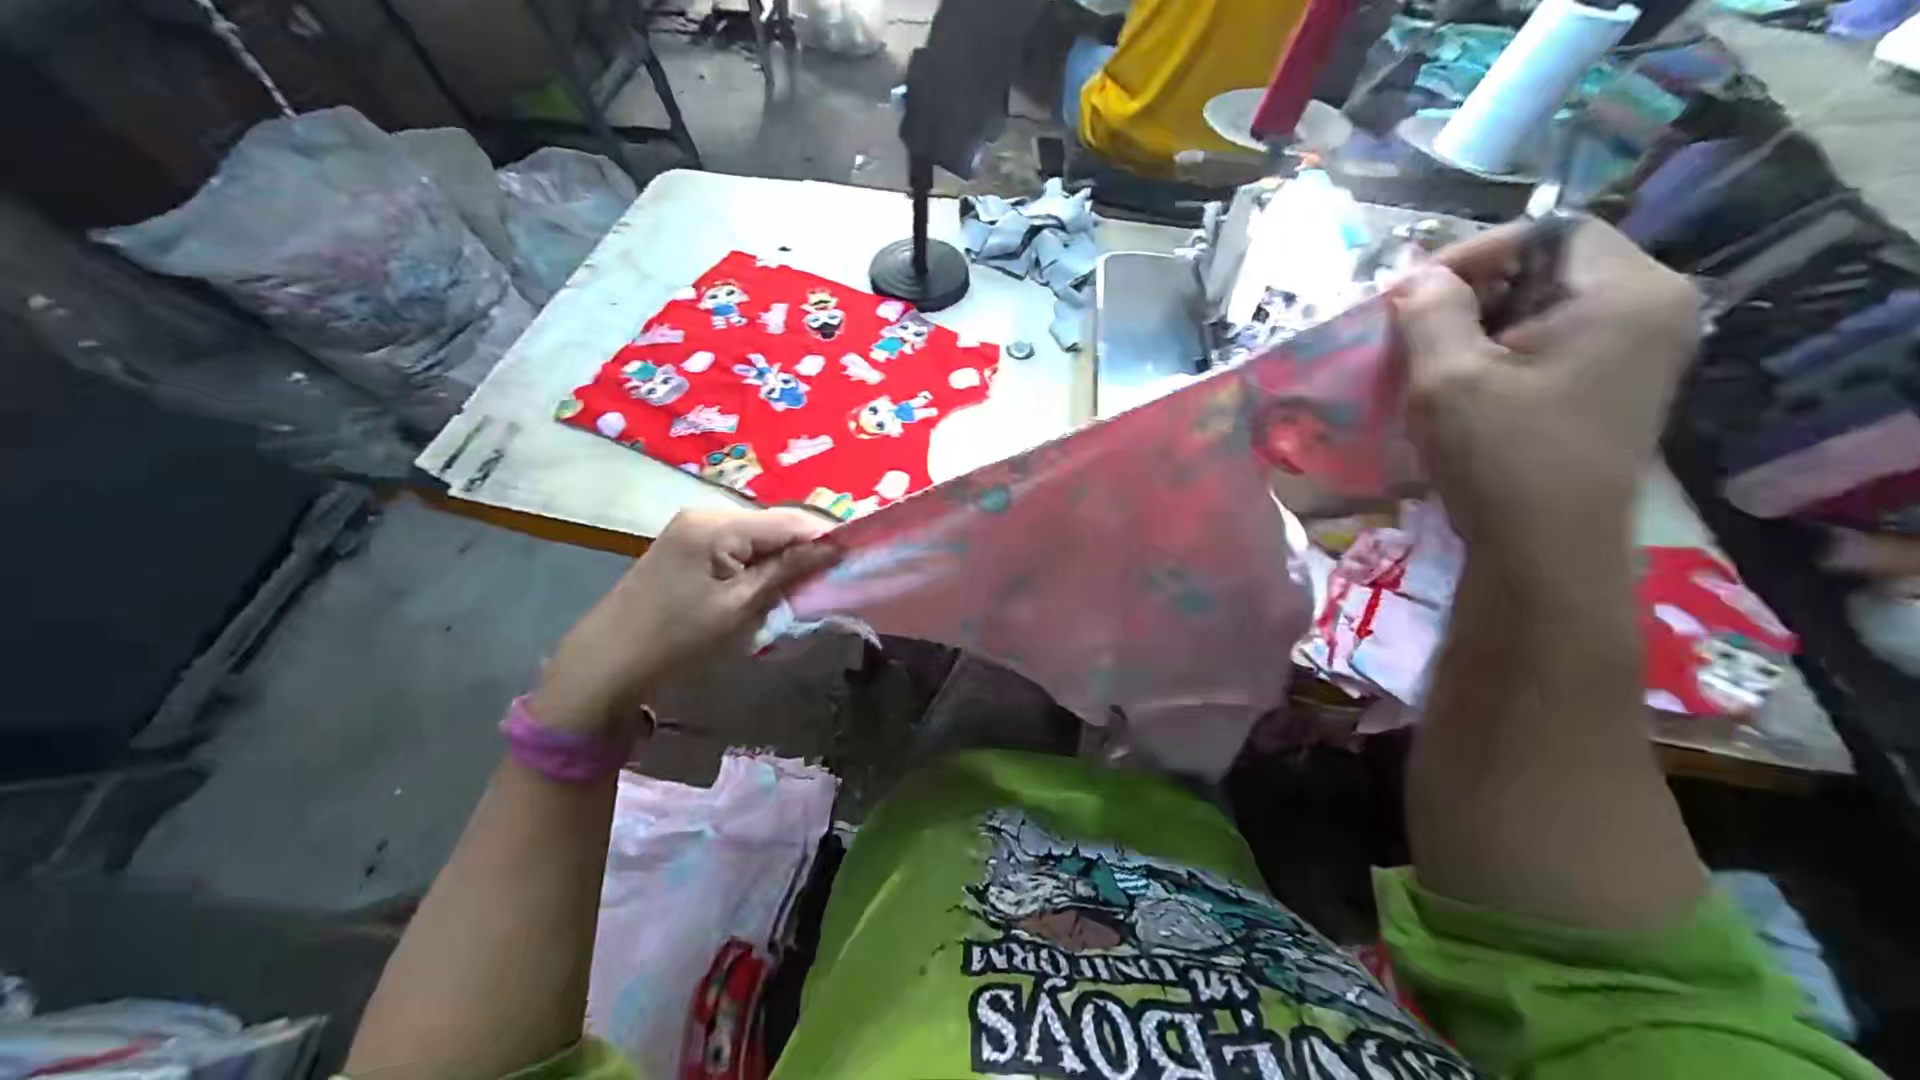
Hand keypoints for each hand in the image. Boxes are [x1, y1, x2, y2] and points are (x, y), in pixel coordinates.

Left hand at [531, 506, 838, 734]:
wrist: (607, 662)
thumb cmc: (676, 639)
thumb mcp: (740, 607)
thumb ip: (788, 570)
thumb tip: (836, 547)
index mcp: (717, 524)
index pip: (790, 519)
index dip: (828, 535)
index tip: (859, 557)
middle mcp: (706, 512)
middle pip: (776, 522)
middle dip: (808, 546)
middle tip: (834, 578)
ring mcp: (695, 525)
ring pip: (761, 533)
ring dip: (786, 555)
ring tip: (807, 584)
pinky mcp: (689, 542)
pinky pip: (740, 543)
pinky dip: (762, 561)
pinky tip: (773, 582)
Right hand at [1393, 219, 1699, 554]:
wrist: (1544, 550)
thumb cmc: (1501, 457)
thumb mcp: (1448, 378)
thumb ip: (1429, 312)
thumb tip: (1416, 277)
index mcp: (1628, 294)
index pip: (1550, 231)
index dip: (1475, 252)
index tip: (1412, 292)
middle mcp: (1651, 310)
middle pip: (1550, 267)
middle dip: (1473, 291)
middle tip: (1413, 326)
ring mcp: (1638, 352)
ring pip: (1546, 308)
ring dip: (1480, 325)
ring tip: (1427, 358)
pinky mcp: (1614, 387)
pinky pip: (1553, 344)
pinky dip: (1500, 353)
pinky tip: (1460, 385)